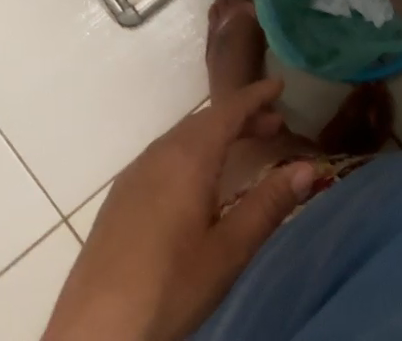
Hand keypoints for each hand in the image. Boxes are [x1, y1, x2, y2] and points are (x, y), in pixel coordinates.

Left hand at [42, 79, 315, 340]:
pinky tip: (199, 182)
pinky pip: (164, 157)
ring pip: (182, 139)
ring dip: (216, 136)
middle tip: (275, 124)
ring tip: (243, 149)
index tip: (280, 85)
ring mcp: (133, 177)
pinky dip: (192, 152)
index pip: (227, 111)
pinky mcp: (120, 200)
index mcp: (187, 159)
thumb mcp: (228, 250)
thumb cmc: (168, 287)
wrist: (92, 333)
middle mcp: (157, 156)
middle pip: (204, 122)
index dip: (255, 97)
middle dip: (240, 117)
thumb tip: (308, 167)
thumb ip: (268, 204)